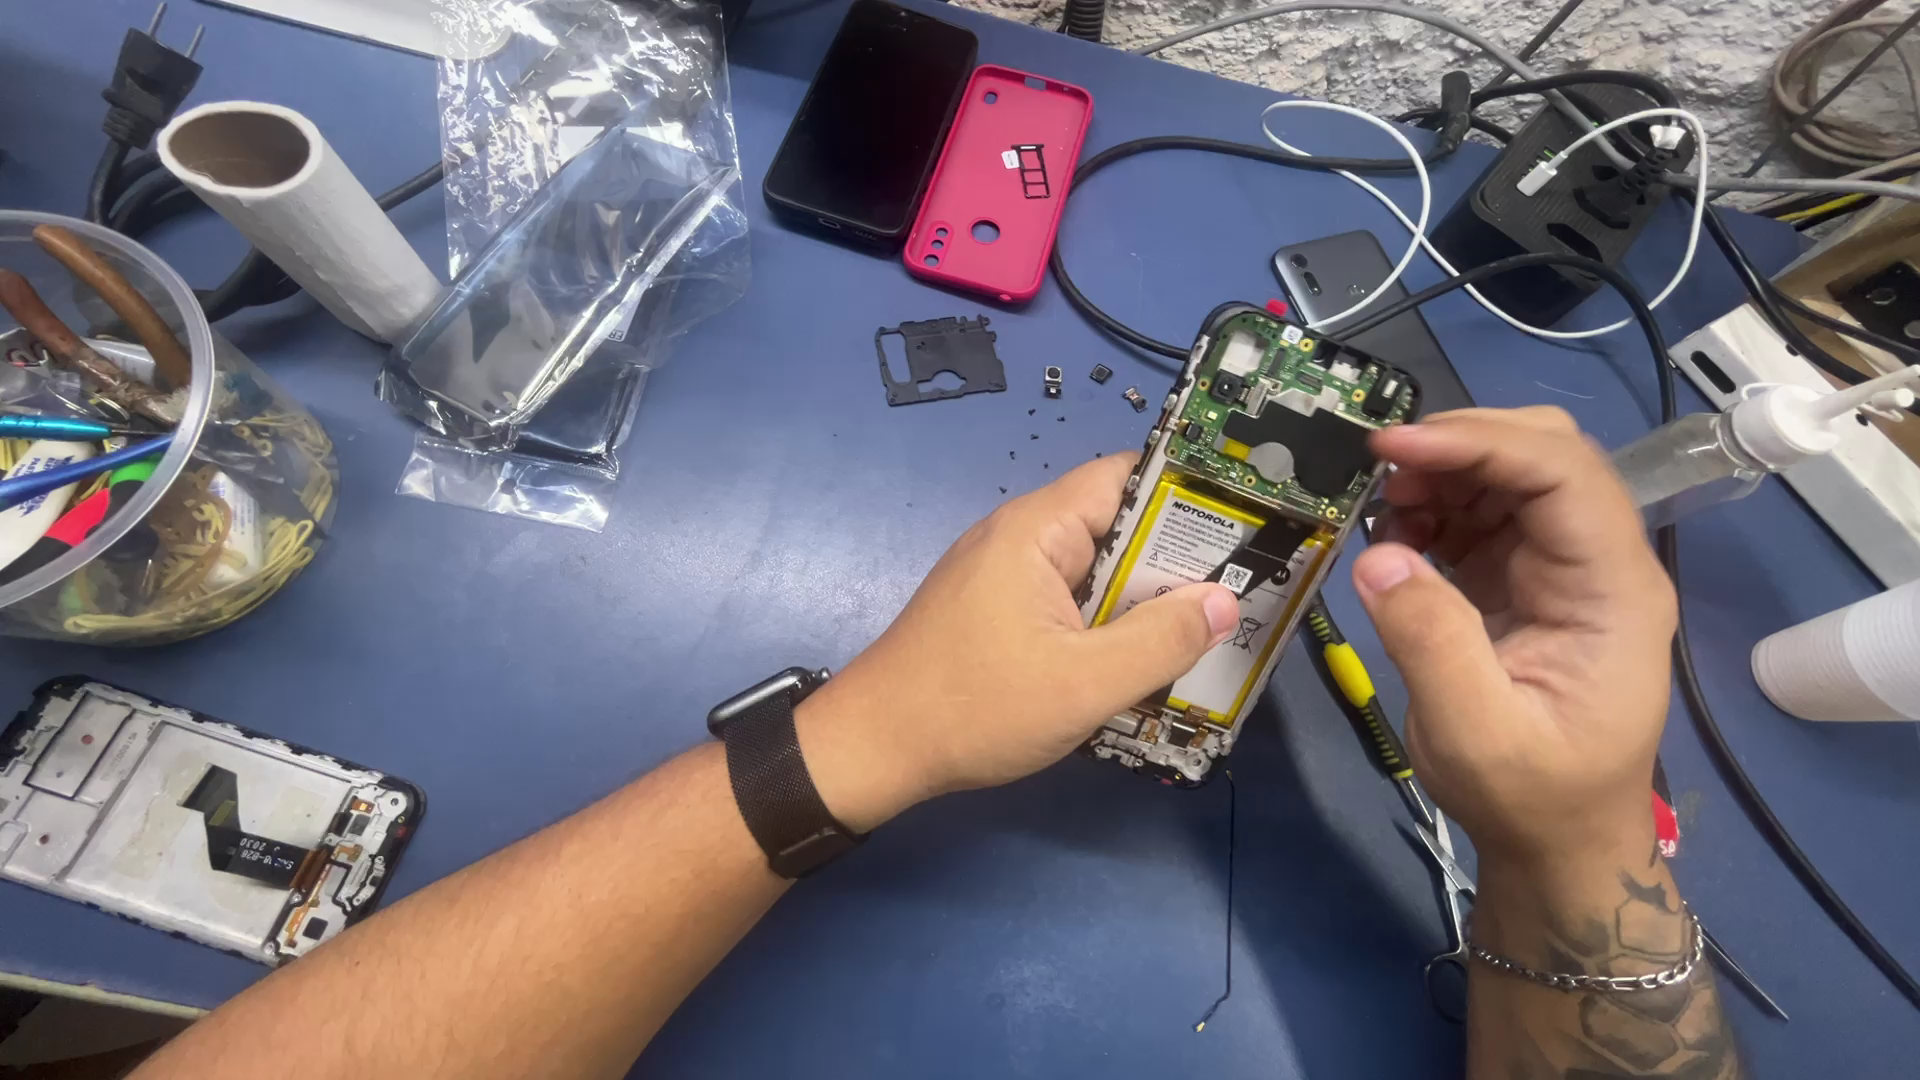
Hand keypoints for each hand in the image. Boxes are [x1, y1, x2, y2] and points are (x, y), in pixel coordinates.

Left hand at [795, 454, 1240, 830]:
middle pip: (1114, 524)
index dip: (1188, 494)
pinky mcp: (995, 607)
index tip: (1244, 526)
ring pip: (1092, 567)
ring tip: (1199, 629)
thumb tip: (1224, 599)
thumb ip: (1160, 641)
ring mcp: (1003, 573)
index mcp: (1036, 529)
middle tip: (1235, 593)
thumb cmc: (975, 709)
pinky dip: (1103, 619)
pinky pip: (1065, 597)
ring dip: (1139, 596)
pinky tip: (1134, 655)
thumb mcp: (1083, 684)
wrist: (875, 747)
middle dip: (1173, 558)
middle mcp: (1019, 536)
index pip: (1125, 478)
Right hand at [1349, 408, 1676, 869]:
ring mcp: (1555, 568)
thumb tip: (1376, 555)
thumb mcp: (1473, 729)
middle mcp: (1592, 562)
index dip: (1477, 443)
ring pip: (1505, 477)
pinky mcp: (1516, 579)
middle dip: (1458, 445)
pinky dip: (1427, 509)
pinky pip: (1475, 515)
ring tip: (1380, 512)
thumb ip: (1429, 641)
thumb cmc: (1529, 792)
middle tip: (1380, 470)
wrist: (1554, 836)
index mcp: (1610, 589)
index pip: (1562, 475)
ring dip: (1437, 476)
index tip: (1390, 447)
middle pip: (1542, 456)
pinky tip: (1394, 539)